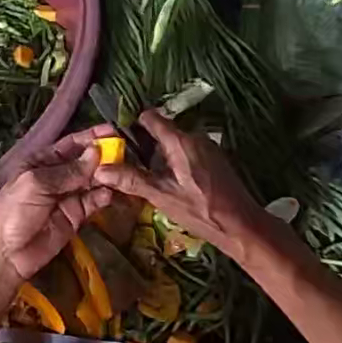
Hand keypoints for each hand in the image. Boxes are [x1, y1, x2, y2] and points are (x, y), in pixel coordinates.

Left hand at [0, 127, 117, 283]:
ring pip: (93, 181)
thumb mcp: (37, 183)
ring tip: (120, 174)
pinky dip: (103, 197)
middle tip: (124, 154)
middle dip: (104, 157)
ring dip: (106, 177)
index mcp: (43, 161)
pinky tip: (109, 194)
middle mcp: (58, 176)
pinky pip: (93, 202)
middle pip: (85, 162)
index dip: (91, 138)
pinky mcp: (76, 216)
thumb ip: (68, 171)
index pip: (71, 145)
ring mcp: (68, 196)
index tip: (112, 131)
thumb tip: (97, 152)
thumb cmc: (14, 210)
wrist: (6, 253)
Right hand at [94, 109, 270, 259]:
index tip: (119, 141)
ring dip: (160, 155)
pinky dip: (175, 161)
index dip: (132, 125)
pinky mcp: (215, 159)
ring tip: (147, 177)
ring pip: (175, 142)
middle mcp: (195, 137)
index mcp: (180, 141)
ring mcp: (207, 147)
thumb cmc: (200, 210)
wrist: (241, 225)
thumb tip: (99, 170)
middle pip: (162, 130)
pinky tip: (170, 183)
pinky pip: (188, 151)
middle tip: (128, 164)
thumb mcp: (161, 196)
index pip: (150, 117)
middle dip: (144, 145)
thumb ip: (131, 180)